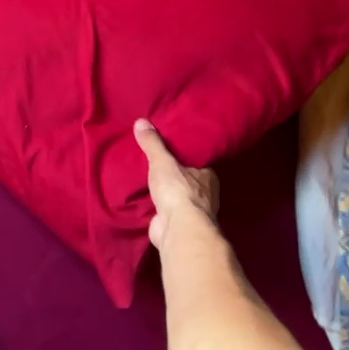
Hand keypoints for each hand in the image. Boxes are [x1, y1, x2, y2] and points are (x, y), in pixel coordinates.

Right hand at [134, 119, 219, 248]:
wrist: (178, 228)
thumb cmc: (177, 190)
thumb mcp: (162, 161)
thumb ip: (153, 143)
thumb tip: (141, 121)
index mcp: (208, 176)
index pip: (198, 161)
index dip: (186, 155)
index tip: (172, 149)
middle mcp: (205, 194)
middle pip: (188, 179)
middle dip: (175, 174)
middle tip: (157, 163)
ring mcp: (193, 212)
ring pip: (178, 196)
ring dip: (167, 192)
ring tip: (149, 180)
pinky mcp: (179, 224)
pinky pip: (167, 210)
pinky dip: (159, 207)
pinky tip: (147, 201)